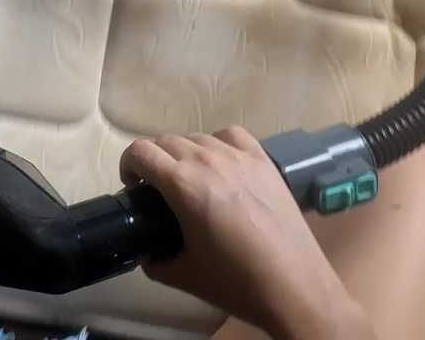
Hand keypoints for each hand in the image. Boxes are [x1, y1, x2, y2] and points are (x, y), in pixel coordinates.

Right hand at [120, 128, 372, 339]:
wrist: (296, 289)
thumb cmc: (237, 283)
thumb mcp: (184, 276)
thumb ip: (155, 259)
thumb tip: (145, 251)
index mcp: (182, 183)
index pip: (140, 151)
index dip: (128, 165)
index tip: (133, 185)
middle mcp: (206, 159)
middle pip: (165, 142)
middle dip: (155, 162)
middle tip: (161, 190)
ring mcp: (237, 155)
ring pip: (195, 138)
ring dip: (185, 154)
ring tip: (193, 180)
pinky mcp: (262, 159)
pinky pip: (229, 135)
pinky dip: (218, 144)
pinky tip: (222, 164)